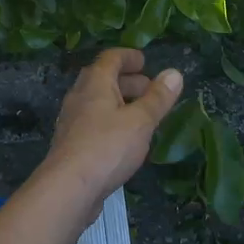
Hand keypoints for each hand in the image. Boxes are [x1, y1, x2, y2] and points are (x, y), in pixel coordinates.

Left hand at [0, 49, 182, 243]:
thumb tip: (174, 72)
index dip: (128, 57)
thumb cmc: (107, 147)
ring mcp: (72, 119)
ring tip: (141, 114)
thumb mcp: (140, 121)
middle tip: (149, 89)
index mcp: (95, 82)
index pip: (111, 58)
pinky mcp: (72, 142)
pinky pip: (93, 121)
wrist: (68, 187)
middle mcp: (80, 94)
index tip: (144, 61)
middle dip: (127, 80)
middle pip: (103, 78)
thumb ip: (157, 98)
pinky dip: (110, 120)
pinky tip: (123, 139)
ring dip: (119, 101)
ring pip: (98, 101)